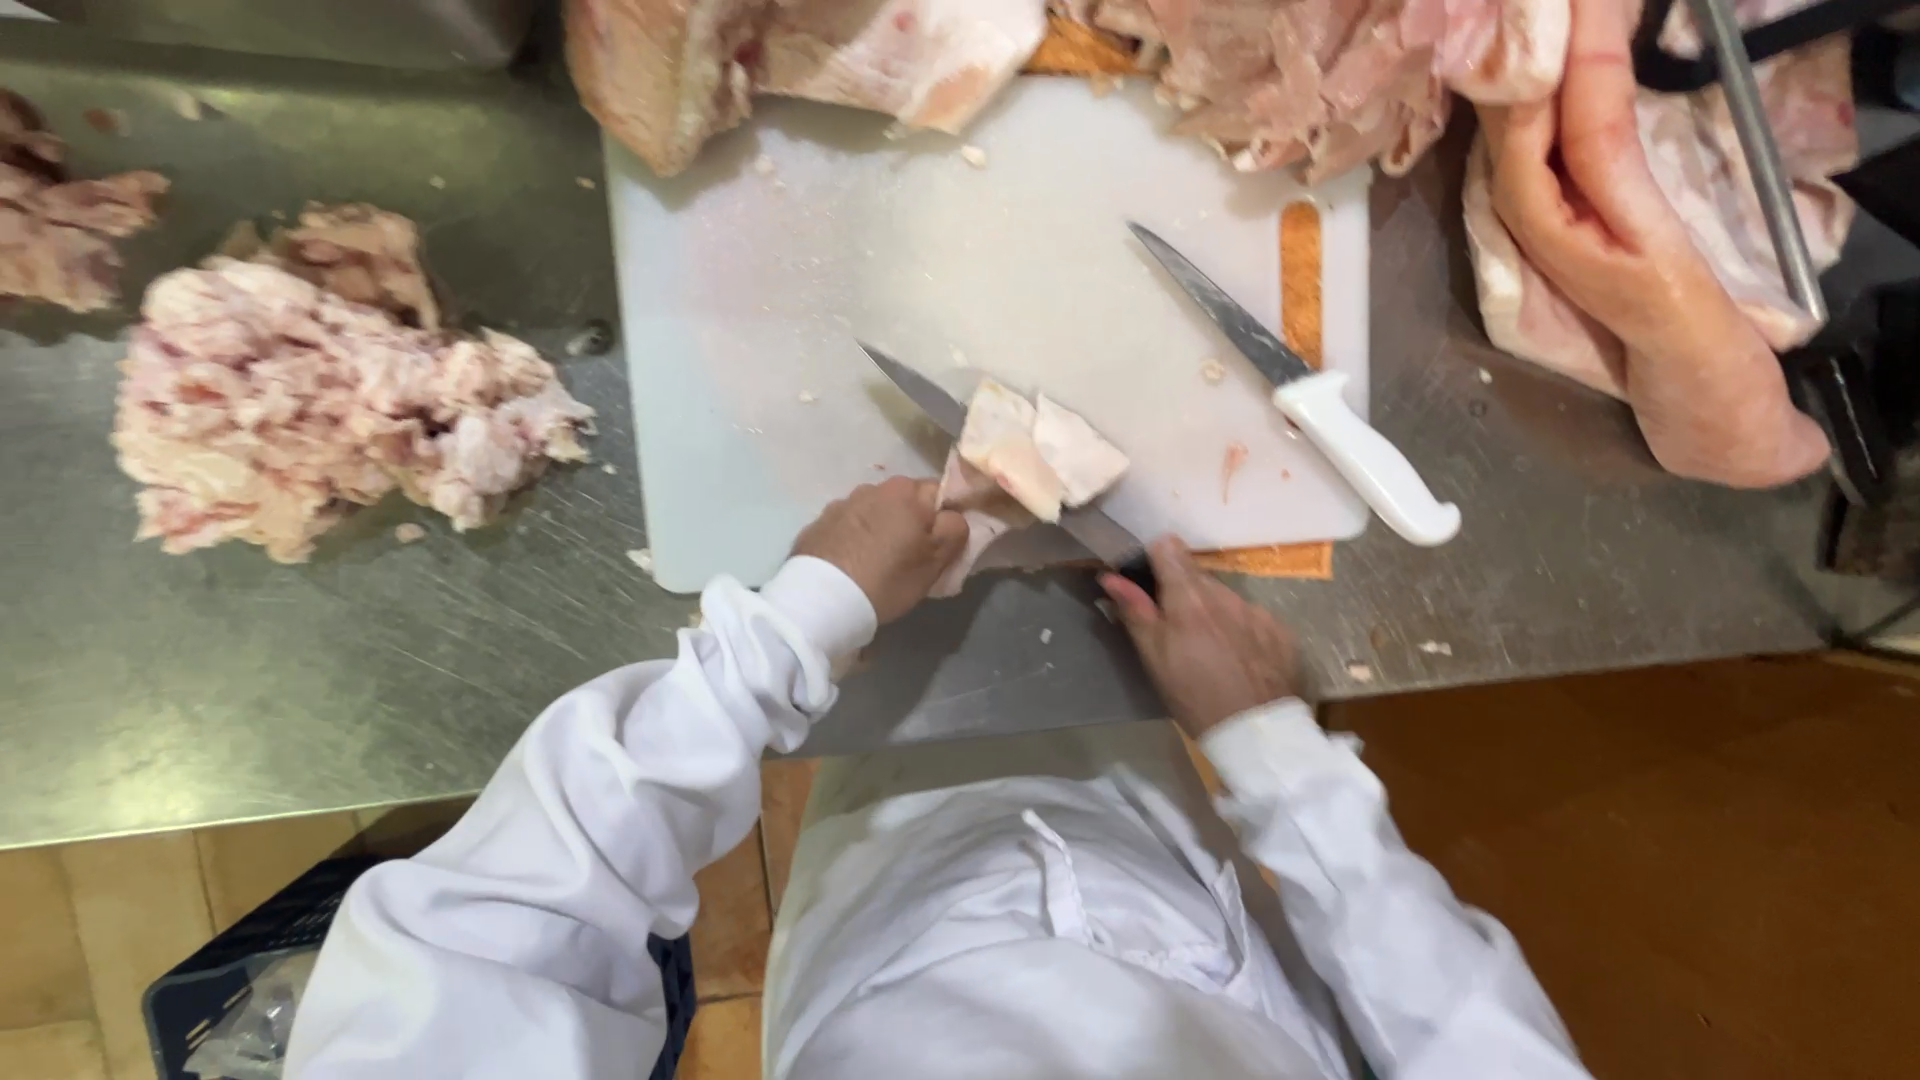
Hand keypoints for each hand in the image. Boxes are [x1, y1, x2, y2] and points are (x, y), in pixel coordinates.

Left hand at [793, 477, 968, 623]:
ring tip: (876, 560)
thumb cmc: (887, 579)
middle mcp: (872, 488)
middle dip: (910, 522)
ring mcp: (841, 503)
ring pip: (874, 512)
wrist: (821, 600)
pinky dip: (854, 537)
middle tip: (910, 555)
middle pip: (904, 501)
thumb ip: (954, 530)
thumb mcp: (934, 562)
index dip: (945, 518)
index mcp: (906, 491)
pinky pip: (848, 526)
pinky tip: (851, 562)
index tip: (940, 544)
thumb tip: (954, 517)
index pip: (940, 493)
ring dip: (880, 528)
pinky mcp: (818, 523)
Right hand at [1099, 537, 1301, 738]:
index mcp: (1188, 597)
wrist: (1257, 733)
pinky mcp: (1281, 631)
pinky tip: (1238, 660)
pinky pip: (1251, 618)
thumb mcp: (1153, 657)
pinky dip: (1240, 630)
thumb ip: (1134, 611)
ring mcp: (1256, 611)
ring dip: (1212, 612)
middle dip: (1183, 593)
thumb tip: (1111, 577)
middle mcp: (1224, 594)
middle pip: (1196, 576)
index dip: (1155, 560)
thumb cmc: (1193, 695)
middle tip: (1176, 630)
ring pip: (1224, 598)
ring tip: (1209, 650)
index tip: (1149, 583)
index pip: (1168, 548)